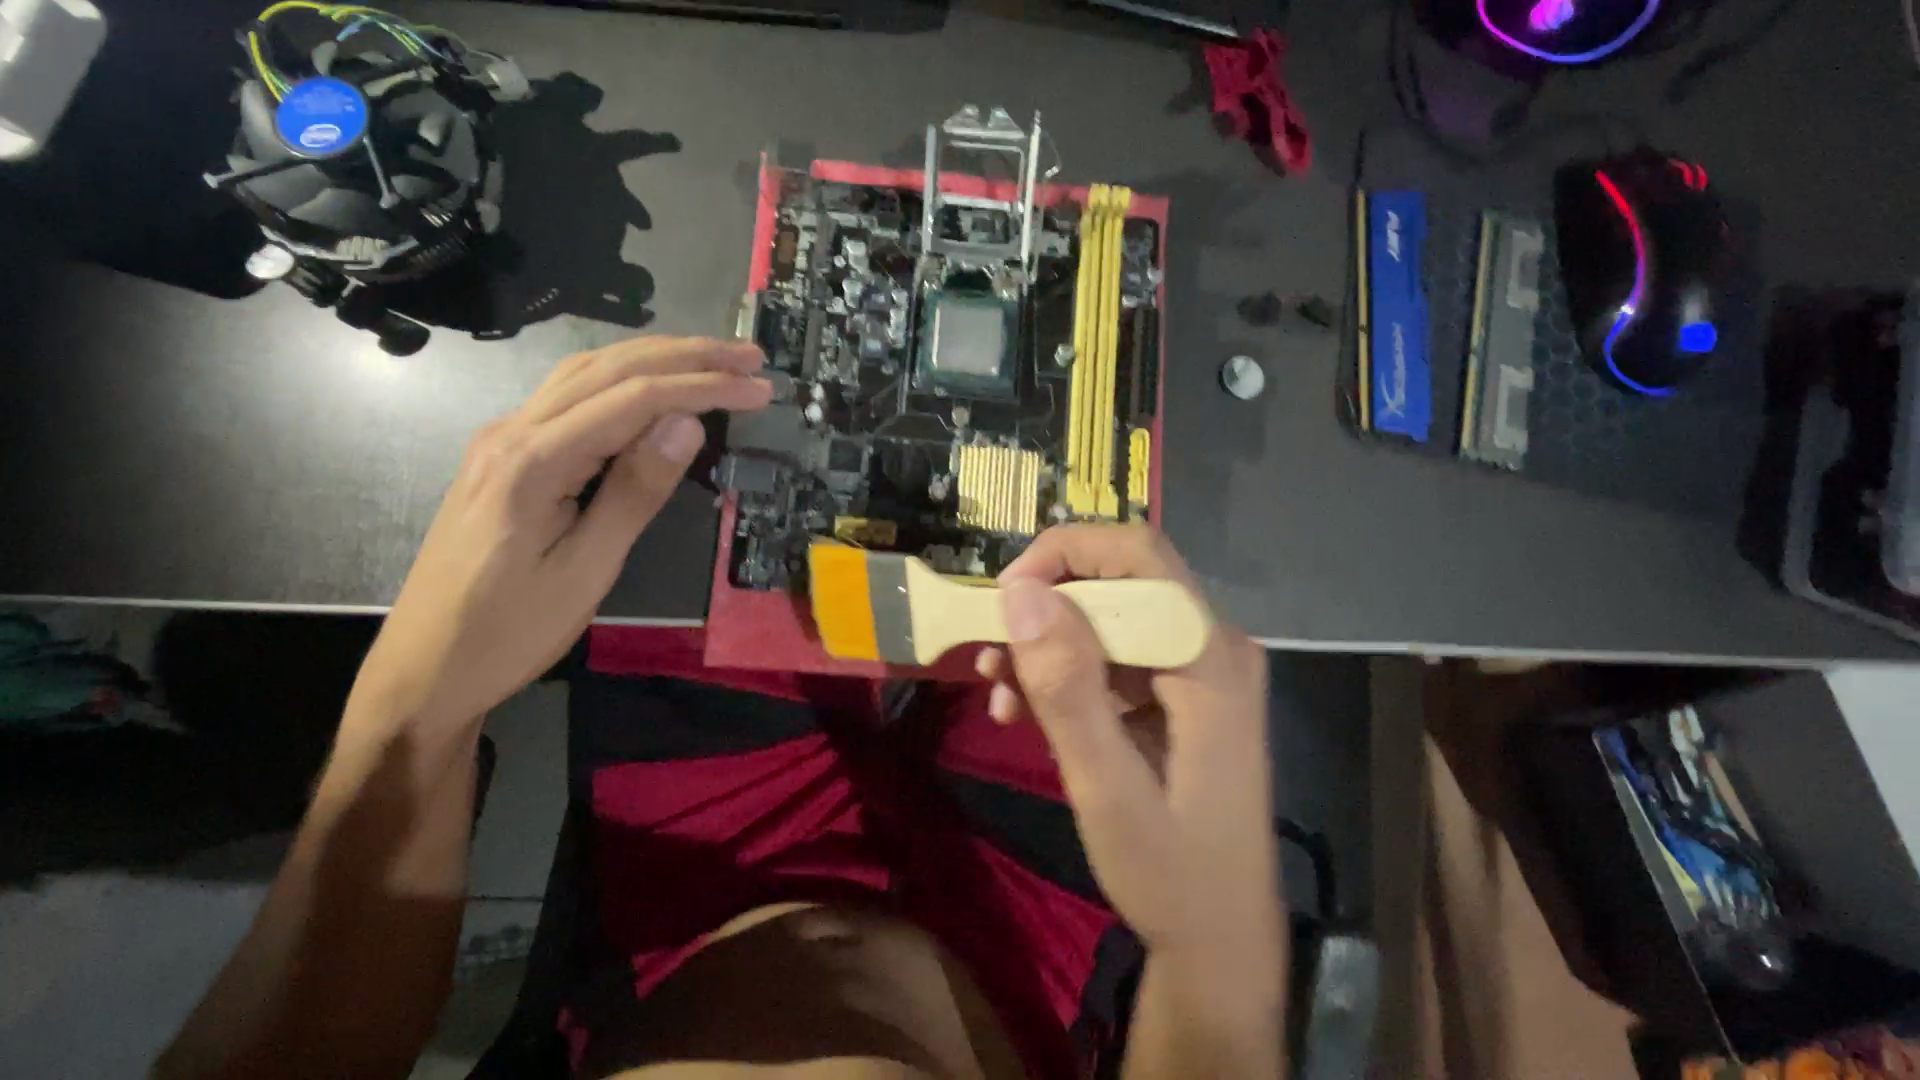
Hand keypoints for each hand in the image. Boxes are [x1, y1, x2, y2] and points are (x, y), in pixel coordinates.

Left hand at [348, 336, 771, 729]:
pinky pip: (567, 397)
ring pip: (584, 374)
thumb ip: (635, 492)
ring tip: (711, 361)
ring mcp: (501, 439)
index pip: (633, 400)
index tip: (760, 388)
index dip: (702, 387)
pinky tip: (647, 387)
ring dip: (652, 359)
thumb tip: (687, 423)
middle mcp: (512, 430)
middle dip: (685, 355)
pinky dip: (620, 380)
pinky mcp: (502, 456)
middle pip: (608, 369)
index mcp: (534, 461)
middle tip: (749, 356)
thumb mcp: (586, 571)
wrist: (424, 668)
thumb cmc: (510, 631)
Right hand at [975, 525, 1278, 953]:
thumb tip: (1021, 594)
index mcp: (1209, 660)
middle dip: (1046, 606)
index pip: (1139, 556)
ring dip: (1049, 643)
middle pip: (1122, 582)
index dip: (1063, 554)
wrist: (1220, 939)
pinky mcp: (1184, 695)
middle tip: (989, 652)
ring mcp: (1201, 671)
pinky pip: (1118, 657)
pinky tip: (1026, 710)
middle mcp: (1213, 647)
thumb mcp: (1107, 788)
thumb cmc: (1170, 872)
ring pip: (1113, 618)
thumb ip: (1067, 688)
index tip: (1001, 596)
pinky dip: (1068, 673)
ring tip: (998, 692)